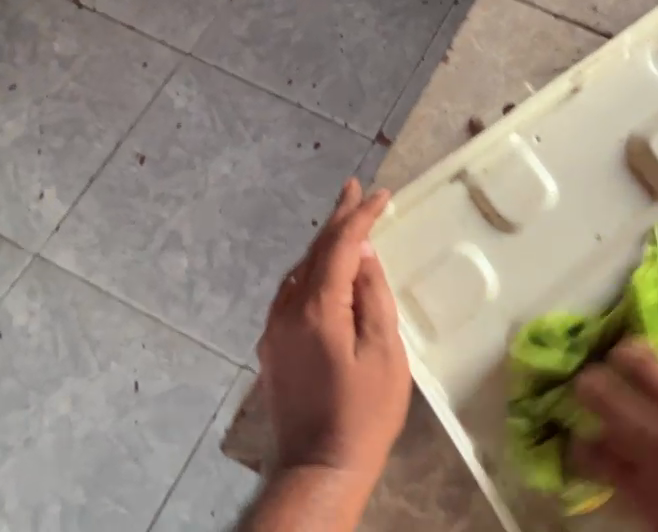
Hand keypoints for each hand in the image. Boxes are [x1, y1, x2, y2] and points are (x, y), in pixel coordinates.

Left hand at [257, 179, 411, 489]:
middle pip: (315, 251)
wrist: (319, 469)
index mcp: (319, 307)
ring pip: (300, 270)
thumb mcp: (384, 351)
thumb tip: (365, 254)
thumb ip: (373, 296)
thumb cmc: (365, 412)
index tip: (382, 195)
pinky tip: (325, 269)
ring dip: (324, 243)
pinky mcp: (273, 347)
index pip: (342, 245)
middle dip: (337, 218)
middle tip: (354, 188)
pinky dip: (312, 269)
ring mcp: (275, 329)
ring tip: (345, 222)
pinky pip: (292, 292)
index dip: (362, 216)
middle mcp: (288, 310)